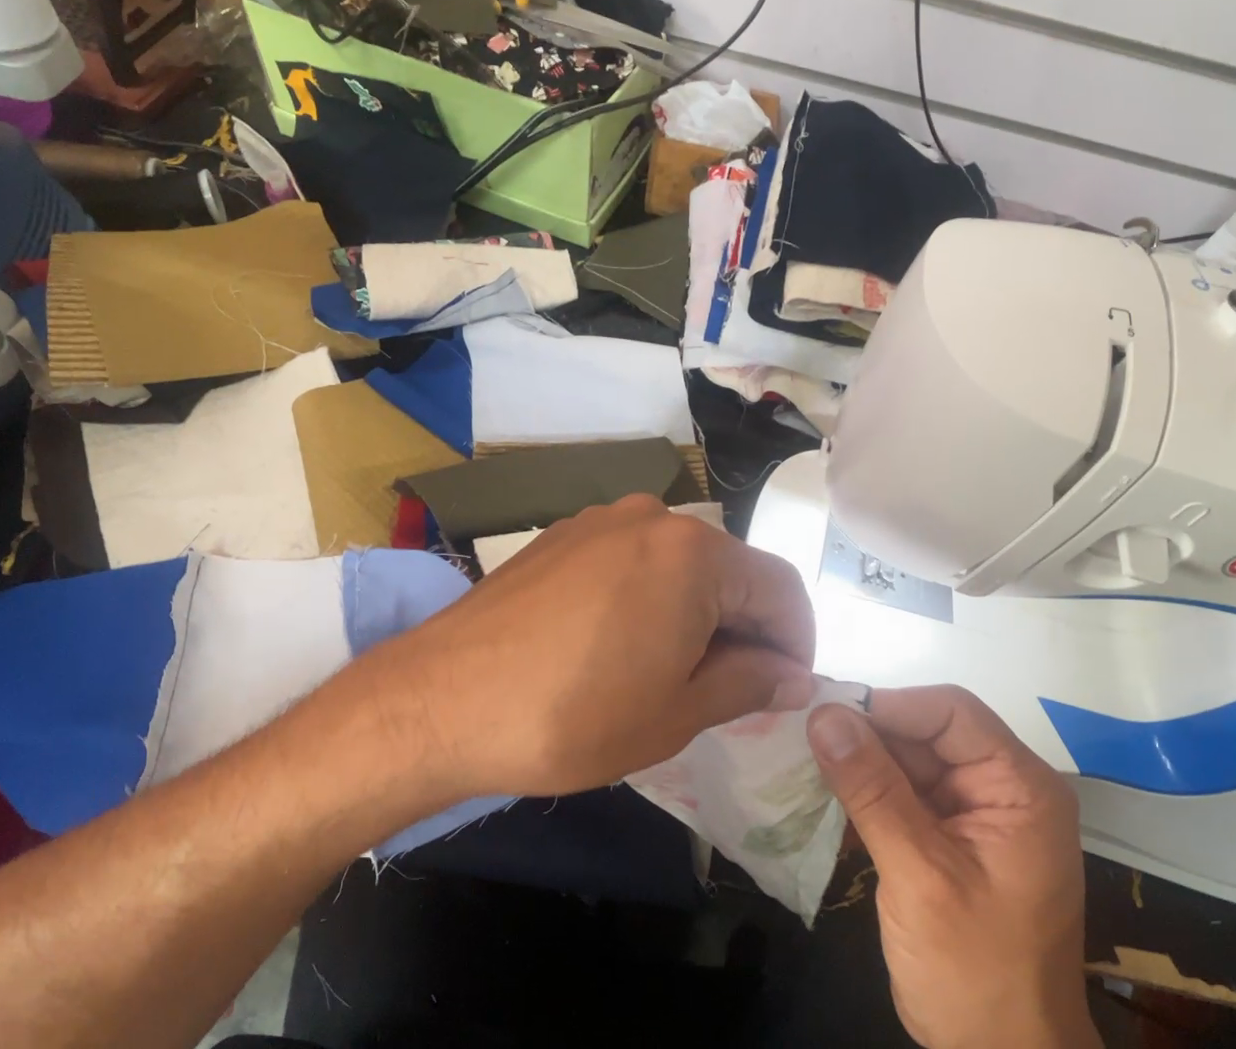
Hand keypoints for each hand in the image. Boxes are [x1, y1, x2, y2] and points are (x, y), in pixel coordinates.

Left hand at [355, 494, 815, 797]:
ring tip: (674, 674)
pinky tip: (622, 647)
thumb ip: (749, 683)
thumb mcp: (677, 712)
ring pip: (677, 565)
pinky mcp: (558, 538)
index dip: (796, 642)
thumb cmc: (573, 717)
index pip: (780, 589)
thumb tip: (793, 674)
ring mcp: (597, 522)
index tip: (788, 689)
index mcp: (694, 554)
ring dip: (695, 614)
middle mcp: (651, 518)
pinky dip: (649, 600)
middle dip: (745, 629)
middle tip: (733, 693)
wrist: (439, 703)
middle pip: (729, 570)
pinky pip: (630, 562)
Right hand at [808, 687, 1098, 1048]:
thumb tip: (824, 716)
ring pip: (905, 765)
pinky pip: (900, 800)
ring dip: (856, 766)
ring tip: (796, 762)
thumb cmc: (974, 968)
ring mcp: (972, 818)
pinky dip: (862, 798)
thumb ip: (873, 790)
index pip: (951, 714)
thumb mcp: (920, 874)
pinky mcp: (944, 843)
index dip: (887, 706)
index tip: (822, 714)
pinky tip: (817, 799)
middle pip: (925, 736)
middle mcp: (1000, 790)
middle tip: (795, 737)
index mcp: (1019, 787)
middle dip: (864, 736)